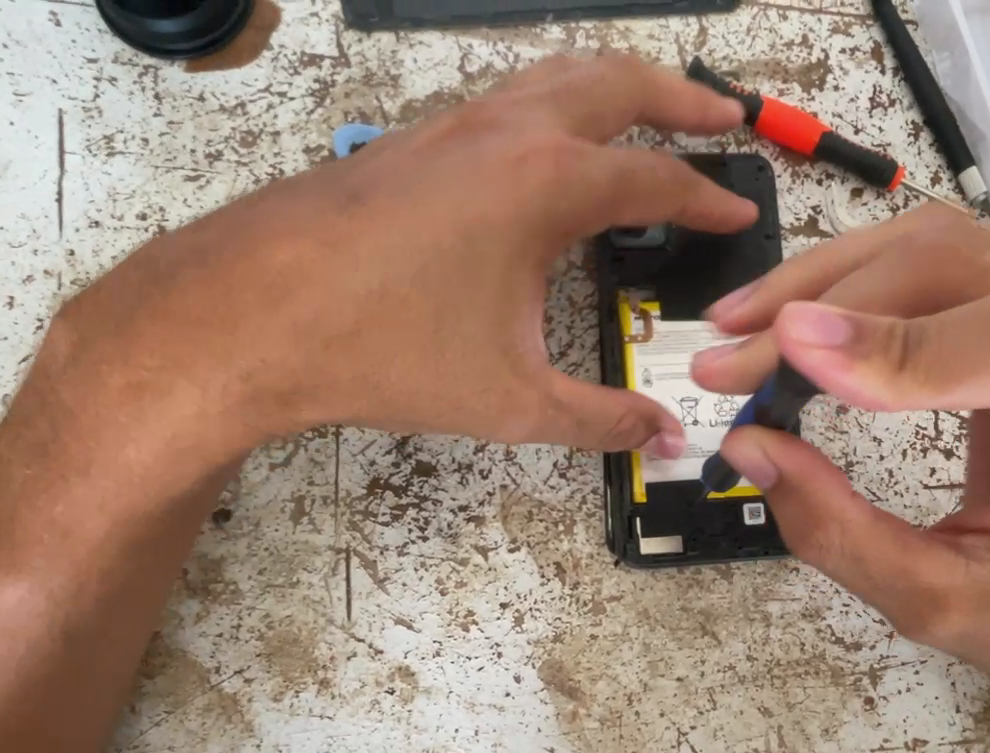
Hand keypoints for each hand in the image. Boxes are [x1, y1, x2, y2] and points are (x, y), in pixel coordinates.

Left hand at [47, 55, 757, 460]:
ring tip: (650, 117)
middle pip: (618, 85)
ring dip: (617, 89)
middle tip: (724, 117)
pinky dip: (557, 107)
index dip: (707, 200)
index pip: (655, 182)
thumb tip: (664, 438)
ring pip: (557, 77)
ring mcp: (454, 127)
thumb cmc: (385, 353)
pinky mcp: (414, 141)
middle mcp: (507, 134)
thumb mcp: (512, 401)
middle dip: (682, 99)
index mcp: (546, 186)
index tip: (740, 211)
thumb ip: (601, 419)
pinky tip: (552, 152)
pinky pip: (508, 100)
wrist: (250, 316)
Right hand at [694, 206, 989, 711]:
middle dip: (833, 306)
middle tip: (725, 364)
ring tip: (737, 329)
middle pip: (967, 271)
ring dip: (827, 281)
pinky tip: (786, 319)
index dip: (907, 342)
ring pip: (941, 251)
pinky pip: (933, 270)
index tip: (790, 353)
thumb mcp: (930, 604)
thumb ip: (838, 532)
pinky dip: (848, 285)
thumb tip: (746, 441)